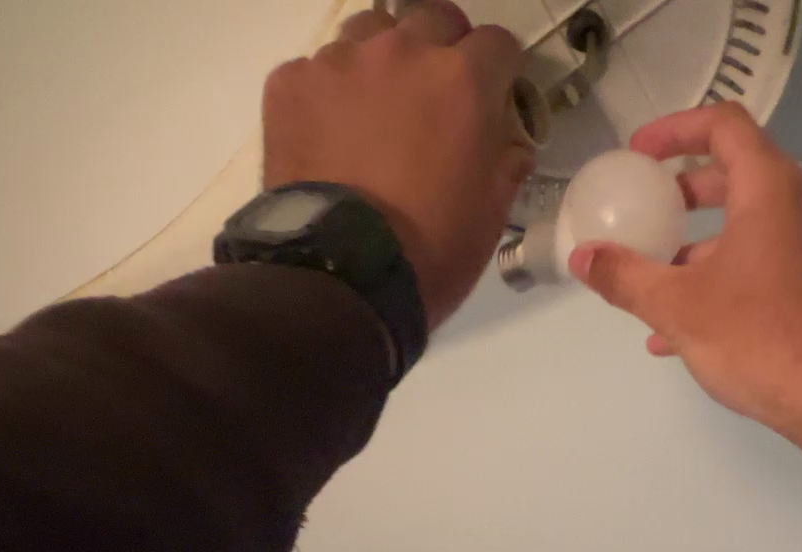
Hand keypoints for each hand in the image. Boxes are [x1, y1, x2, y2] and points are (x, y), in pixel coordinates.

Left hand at [263, 1, 534, 329]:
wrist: (342, 276)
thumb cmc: (431, 251)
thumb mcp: (490, 215)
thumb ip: (506, 163)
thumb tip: (511, 144)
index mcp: (462, 82)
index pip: (499, 45)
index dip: (501, 73)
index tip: (496, 98)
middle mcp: (403, 52)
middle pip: (434, 19)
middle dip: (445, 50)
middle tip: (439, 98)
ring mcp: (340, 62)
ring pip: (372, 32)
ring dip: (386, 61)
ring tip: (380, 110)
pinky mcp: (290, 83)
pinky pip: (319, 70)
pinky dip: (332, 94)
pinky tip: (332, 137)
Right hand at [569, 104, 801, 480]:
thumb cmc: (756, 337)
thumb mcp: (678, 307)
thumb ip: (626, 277)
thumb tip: (582, 258)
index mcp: (768, 191)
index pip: (722, 126)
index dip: (675, 129)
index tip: (639, 155)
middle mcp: (796, 209)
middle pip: (733, 177)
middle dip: (681, 193)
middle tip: (645, 210)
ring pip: (743, 231)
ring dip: (693, 250)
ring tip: (650, 283)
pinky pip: (756, 269)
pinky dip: (717, 283)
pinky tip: (675, 334)